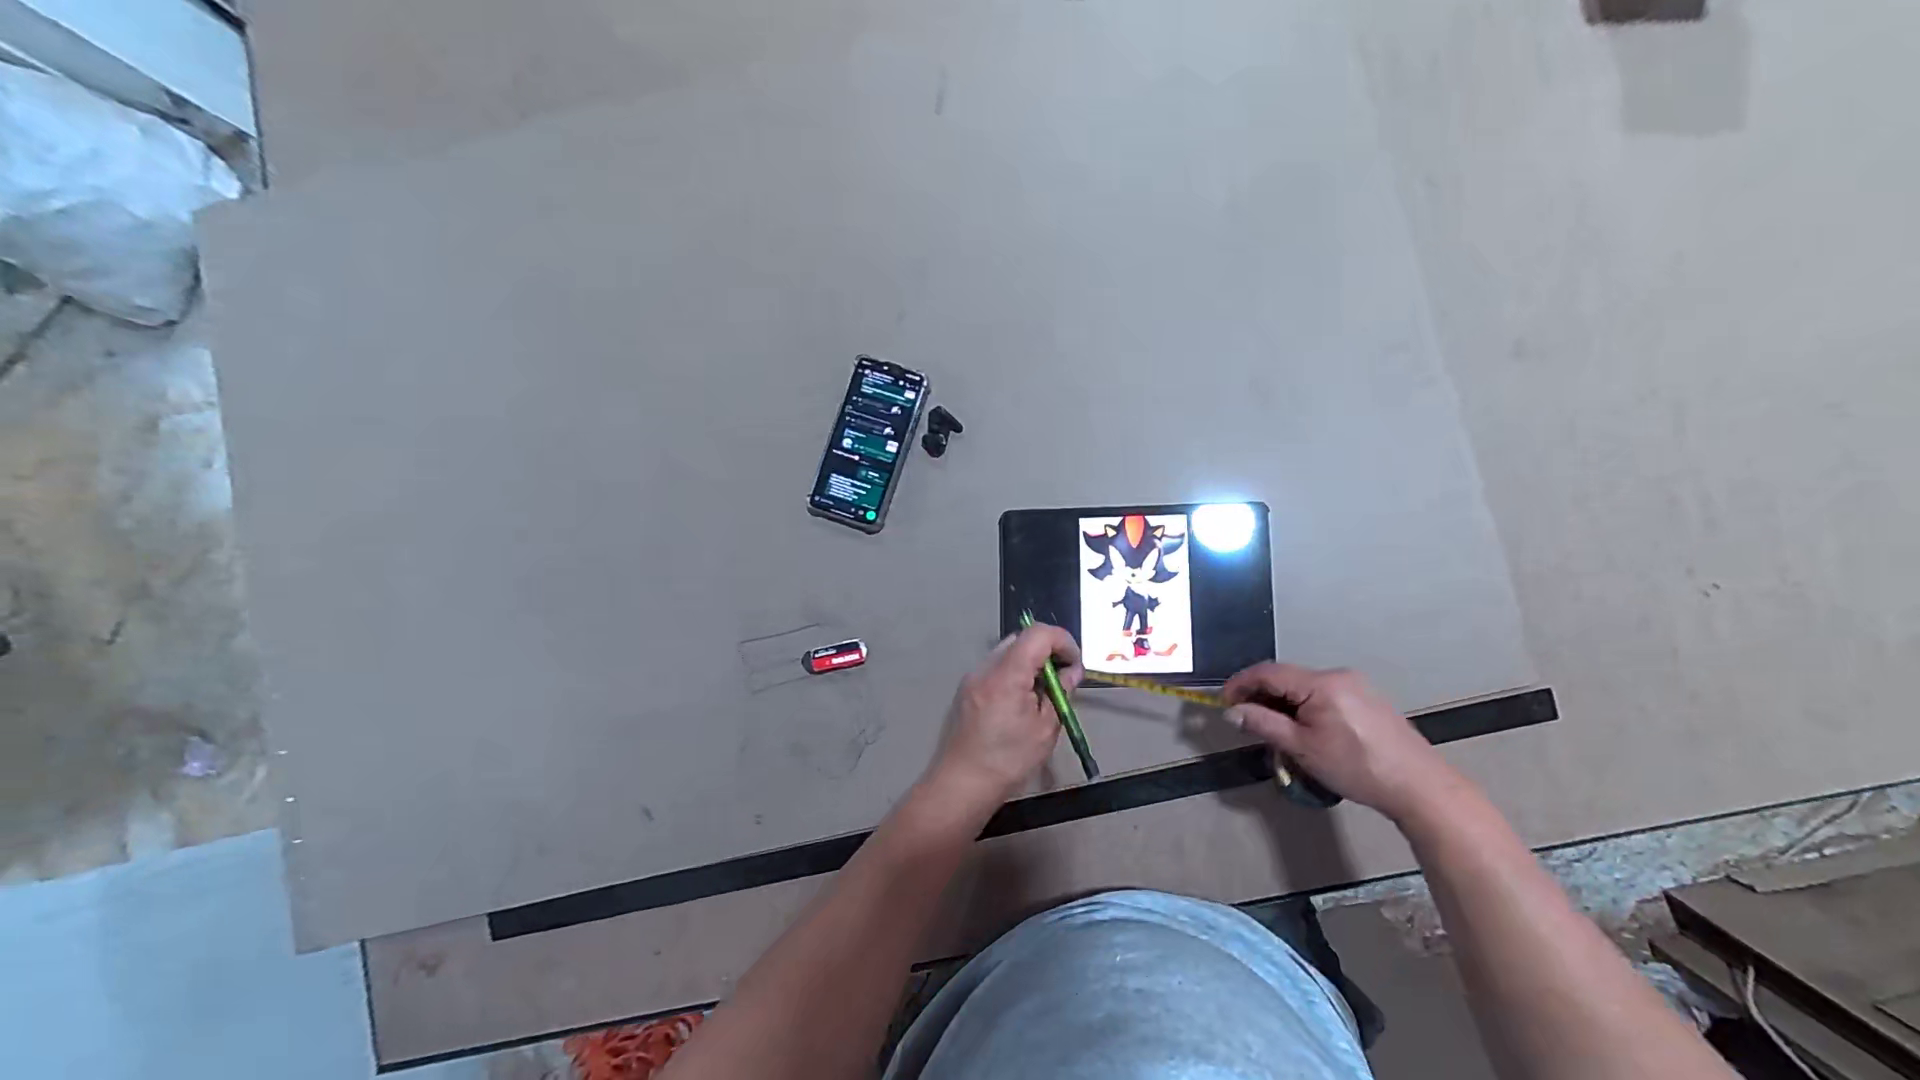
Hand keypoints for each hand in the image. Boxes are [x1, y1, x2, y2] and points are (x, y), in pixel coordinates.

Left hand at [926, 624, 1084, 808]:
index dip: (1062, 641)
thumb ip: (1060, 692)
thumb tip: (1071, 671)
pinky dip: (1014, 672)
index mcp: (1006, 675)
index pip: (1037, 633)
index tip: (1075, 664)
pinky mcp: (967, 689)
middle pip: (1022, 639)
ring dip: (1031, 662)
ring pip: (1008, 652)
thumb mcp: (1046, 729)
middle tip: (1063, 678)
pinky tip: (1021, 701)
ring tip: (1043, 693)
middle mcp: (986, 667)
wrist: (962, 783)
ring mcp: (973, 677)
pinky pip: (996, 667)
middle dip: (1048, 650)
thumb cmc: (1009, 760)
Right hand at [1222, 663, 1466, 821]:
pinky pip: (1322, 694)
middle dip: (1260, 695)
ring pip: (1304, 687)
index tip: (1223, 703)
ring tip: (1270, 727)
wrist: (1419, 787)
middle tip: (1244, 719)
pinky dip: (1302, 706)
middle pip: (1286, 677)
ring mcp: (1355, 685)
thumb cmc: (1357, 767)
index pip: (1268, 672)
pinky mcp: (1366, 699)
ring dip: (1281, 702)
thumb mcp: (1302, 748)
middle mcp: (1338, 675)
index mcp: (1321, 683)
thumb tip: (1231, 711)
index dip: (1240, 684)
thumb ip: (1263, 724)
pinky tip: (1301, 728)